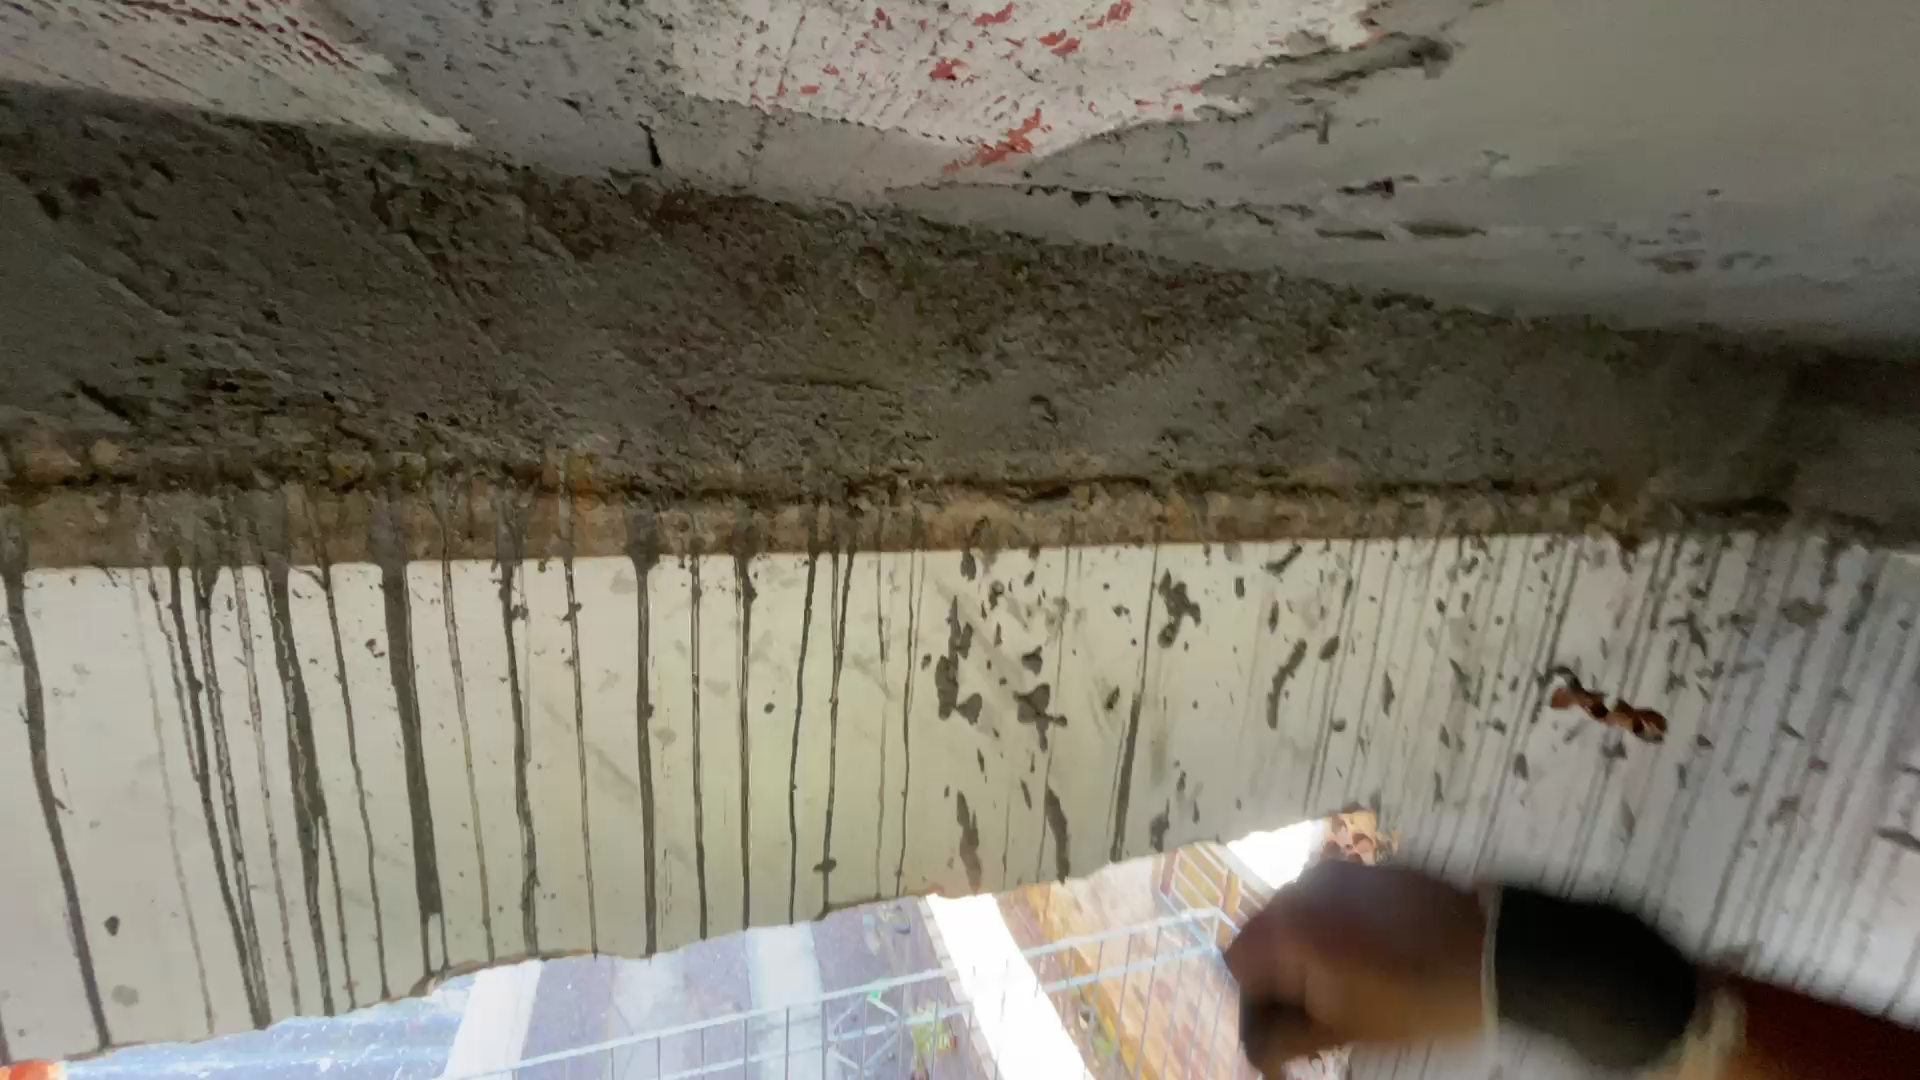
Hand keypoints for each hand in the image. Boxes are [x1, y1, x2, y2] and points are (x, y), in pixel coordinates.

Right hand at [1223, 861, 1489, 1072]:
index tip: (1274, 1037)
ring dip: (1297, 955)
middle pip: (1258, 937)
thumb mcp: (1346, 1030)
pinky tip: (1356, 960)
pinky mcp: (1352, 871)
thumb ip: (1286, 1036)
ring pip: (1288, 919)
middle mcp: (1291, 890)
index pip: (1234, 966)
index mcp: (1283, 928)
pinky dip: (1322, 932)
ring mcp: (1323, 875)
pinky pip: (1317, 903)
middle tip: (1303, 1019)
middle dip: (1273, 979)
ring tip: (1332, 990)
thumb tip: (1252, 1048)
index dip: (1248, 1005)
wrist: (1490, 952)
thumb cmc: (1416, 1002)